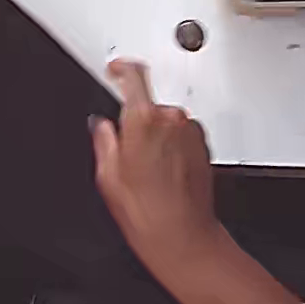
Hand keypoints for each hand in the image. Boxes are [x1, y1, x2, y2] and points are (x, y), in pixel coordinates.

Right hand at [91, 59, 225, 276]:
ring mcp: (189, 129)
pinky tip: (164, 172)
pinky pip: (181, 133)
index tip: (115, 69)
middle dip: (137, 121)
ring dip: (156, 135)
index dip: (121, 67)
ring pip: (166, 120)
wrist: (183, 236)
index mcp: (143, 119)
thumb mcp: (108, 175)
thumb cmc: (147, 212)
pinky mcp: (202, 141)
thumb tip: (102, 126)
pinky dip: (172, 145)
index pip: (133, 74)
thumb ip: (104, 139)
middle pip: (149, 104)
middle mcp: (171, 118)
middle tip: (128, 152)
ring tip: (149, 170)